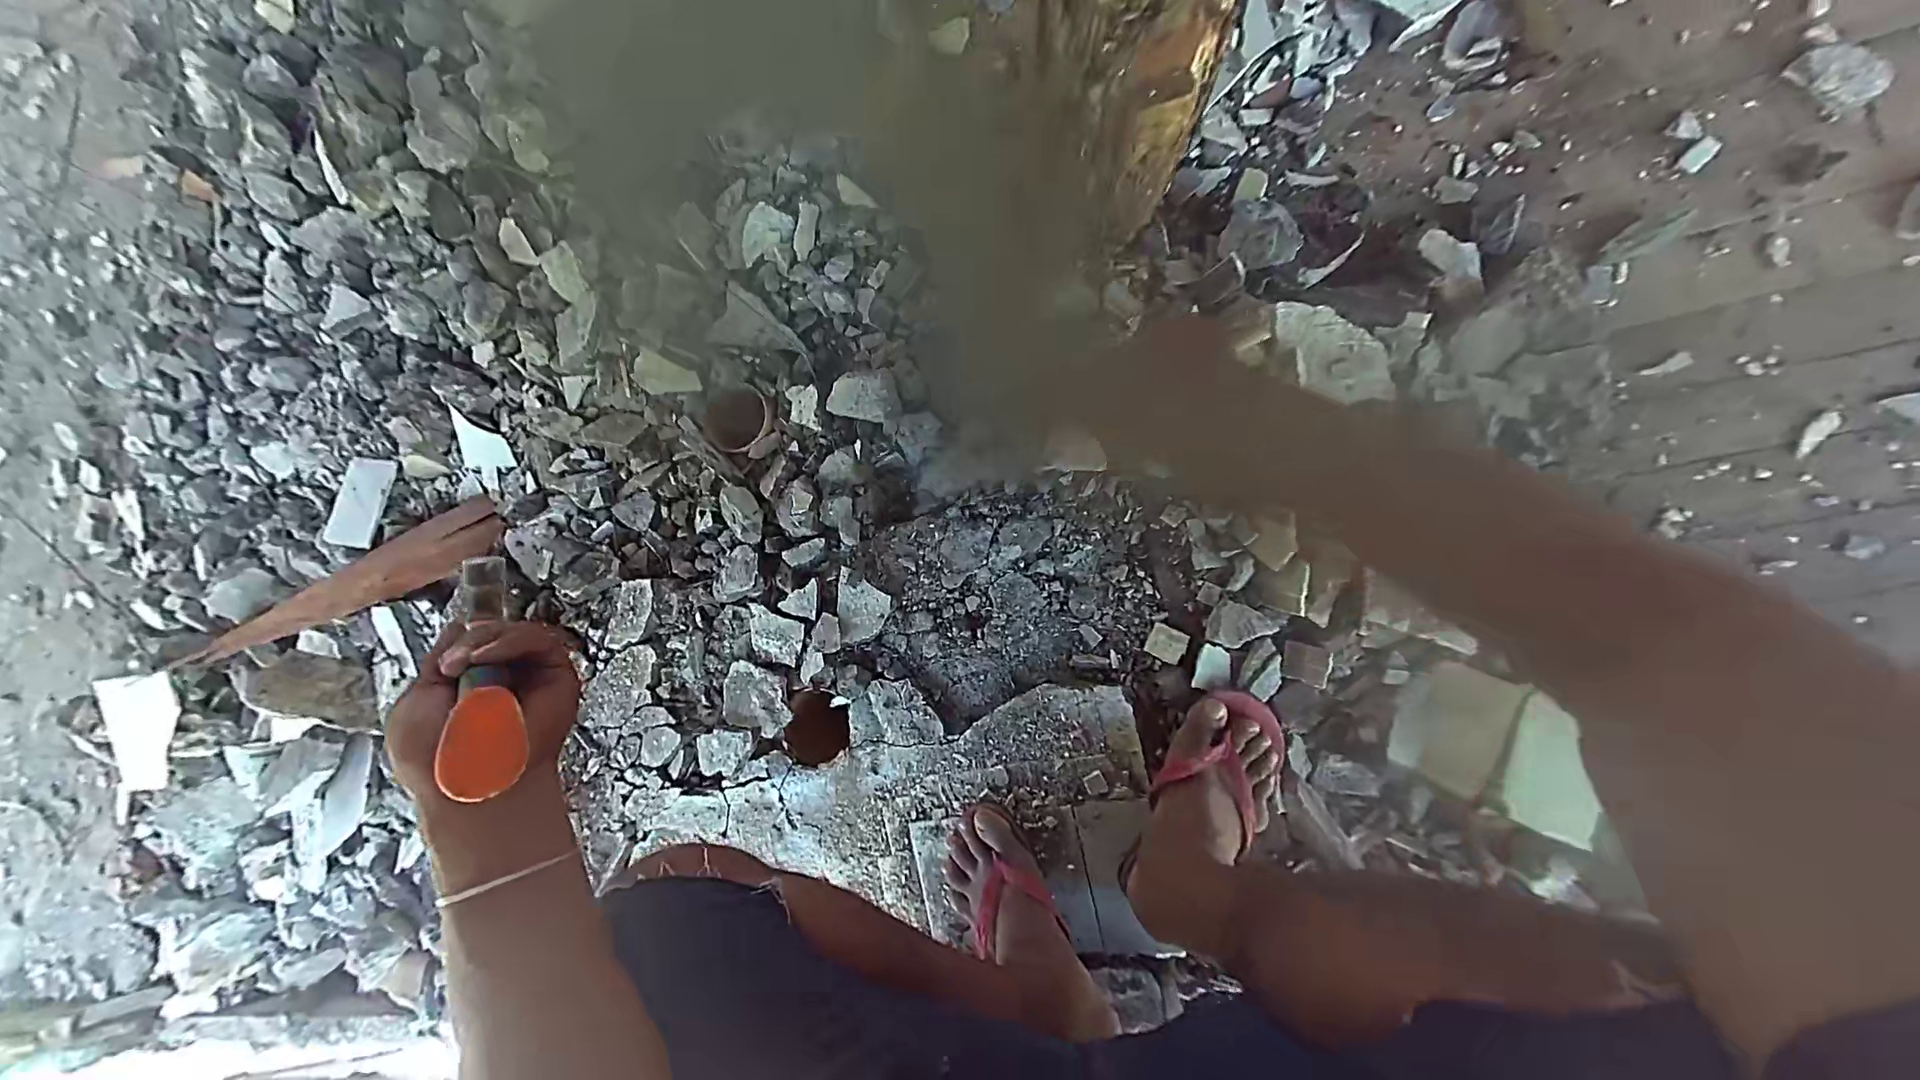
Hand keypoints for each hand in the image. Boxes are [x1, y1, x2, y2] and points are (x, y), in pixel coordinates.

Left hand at [386, 620, 582, 814]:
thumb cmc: (441, 760)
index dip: (460, 638)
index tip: (444, 659)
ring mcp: (531, 674)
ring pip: (517, 631)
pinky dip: (512, 641)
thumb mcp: (417, 702)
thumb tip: (463, 627)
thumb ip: (440, 660)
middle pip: (495, 630)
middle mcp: (503, 675)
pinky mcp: (557, 675)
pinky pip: (540, 640)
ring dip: (488, 640)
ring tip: (468, 663)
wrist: (474, 784)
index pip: (472, 639)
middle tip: (452, 664)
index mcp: (470, 680)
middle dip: (471, 639)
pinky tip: (488, 657)